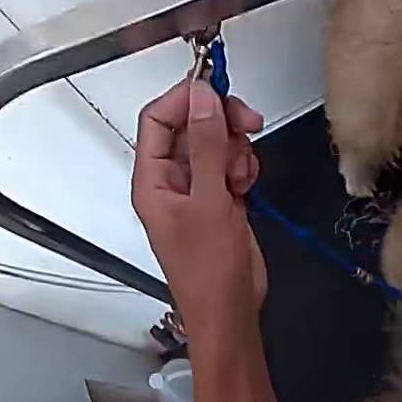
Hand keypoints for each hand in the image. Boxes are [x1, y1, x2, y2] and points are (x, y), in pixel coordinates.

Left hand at [133, 80, 267, 339]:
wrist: (230, 312)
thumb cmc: (210, 272)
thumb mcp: (210, 203)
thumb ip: (209, 148)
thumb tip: (204, 100)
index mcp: (153, 180)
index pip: (160, 120)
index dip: (186, 99)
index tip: (218, 88)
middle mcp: (173, 183)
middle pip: (193, 130)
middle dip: (221, 125)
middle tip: (248, 125)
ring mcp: (199, 193)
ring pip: (217, 148)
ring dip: (236, 152)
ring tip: (242, 178)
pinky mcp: (222, 204)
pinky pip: (231, 170)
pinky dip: (243, 170)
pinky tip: (248, 185)